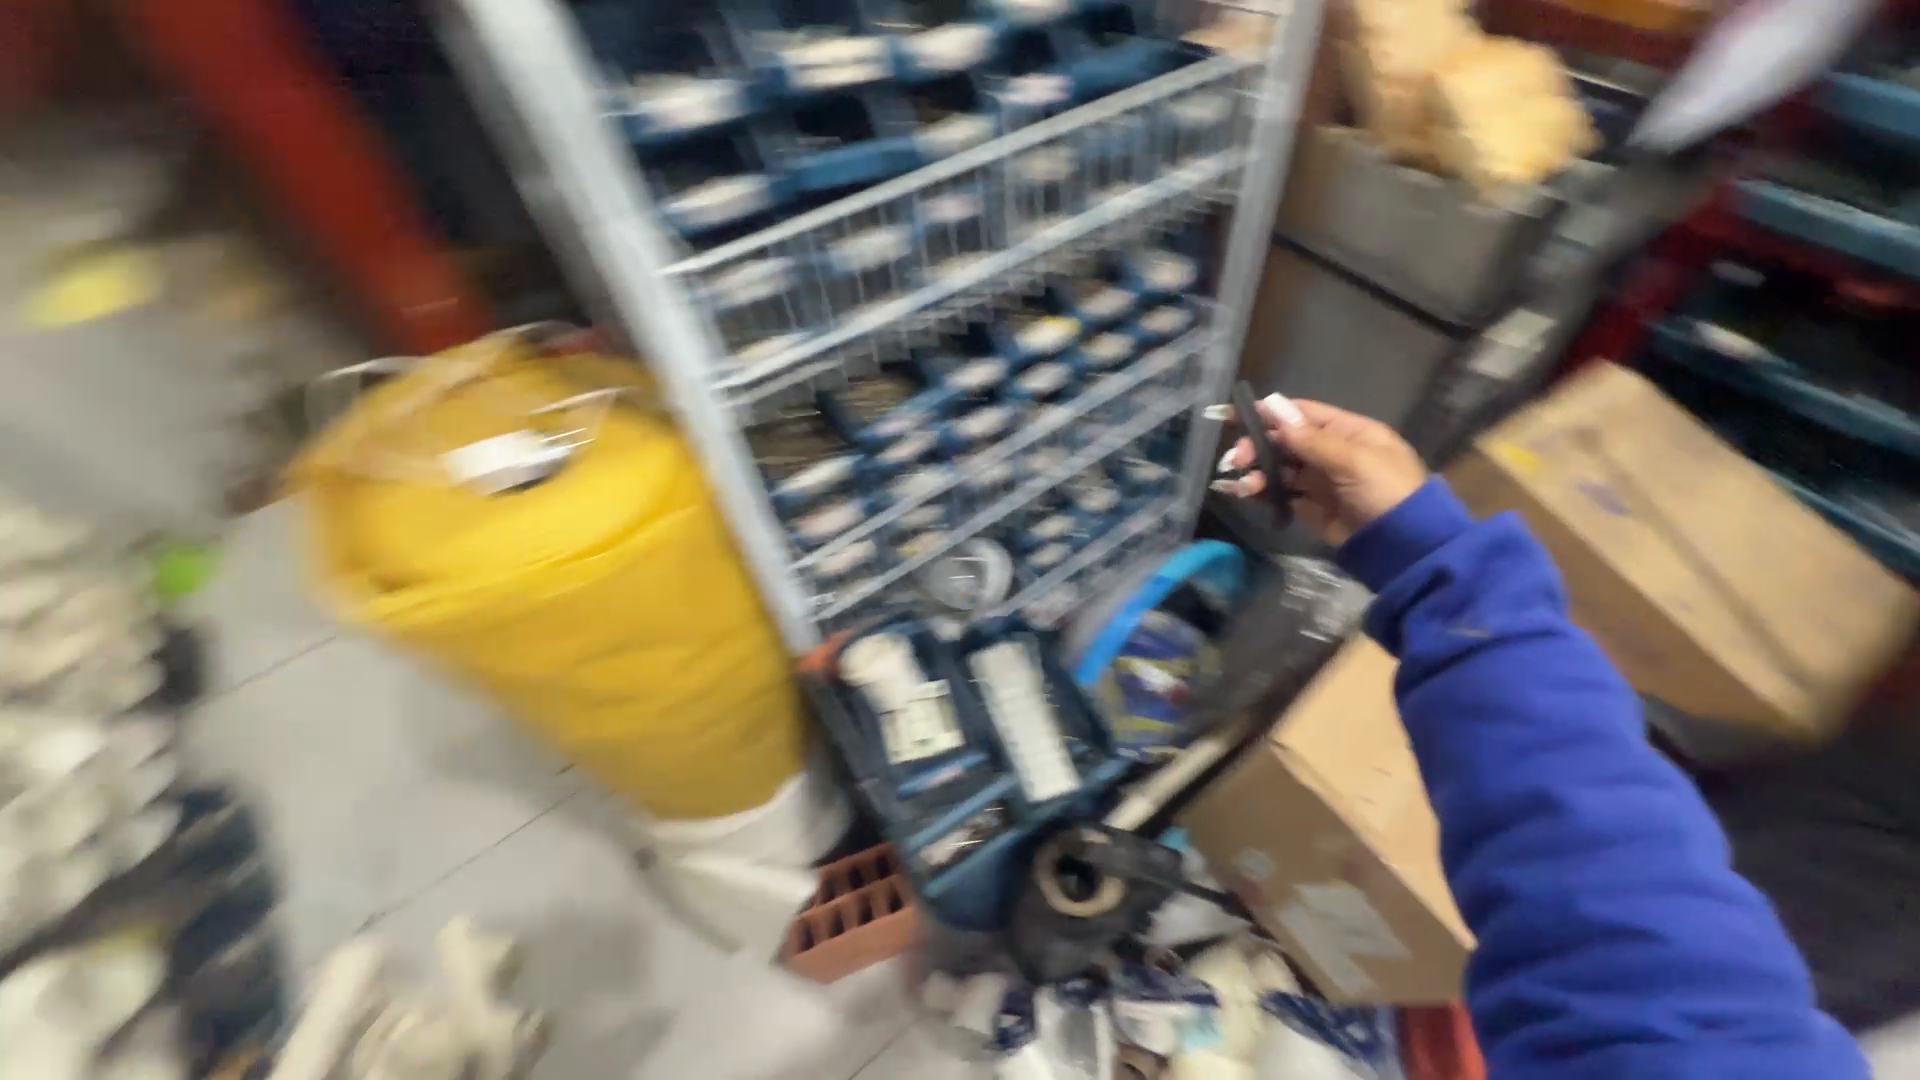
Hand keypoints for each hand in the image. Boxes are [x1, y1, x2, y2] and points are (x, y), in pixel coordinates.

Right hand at [1218, 396, 1427, 545]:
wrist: (1405, 546)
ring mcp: (1322, 482)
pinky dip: (1262, 494)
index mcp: (1348, 432)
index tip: (1231, 416)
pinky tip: (1244, 494)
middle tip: (1236, 460)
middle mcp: (1332, 453)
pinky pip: (1282, 495)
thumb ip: (1312, 439)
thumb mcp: (1354, 460)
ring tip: (1242, 486)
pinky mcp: (1313, 509)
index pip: (1301, 414)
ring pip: (1280, 470)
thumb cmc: (1386, 492)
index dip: (1267, 413)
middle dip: (1257, 447)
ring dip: (1257, 474)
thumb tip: (1274, 408)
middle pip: (1285, 442)